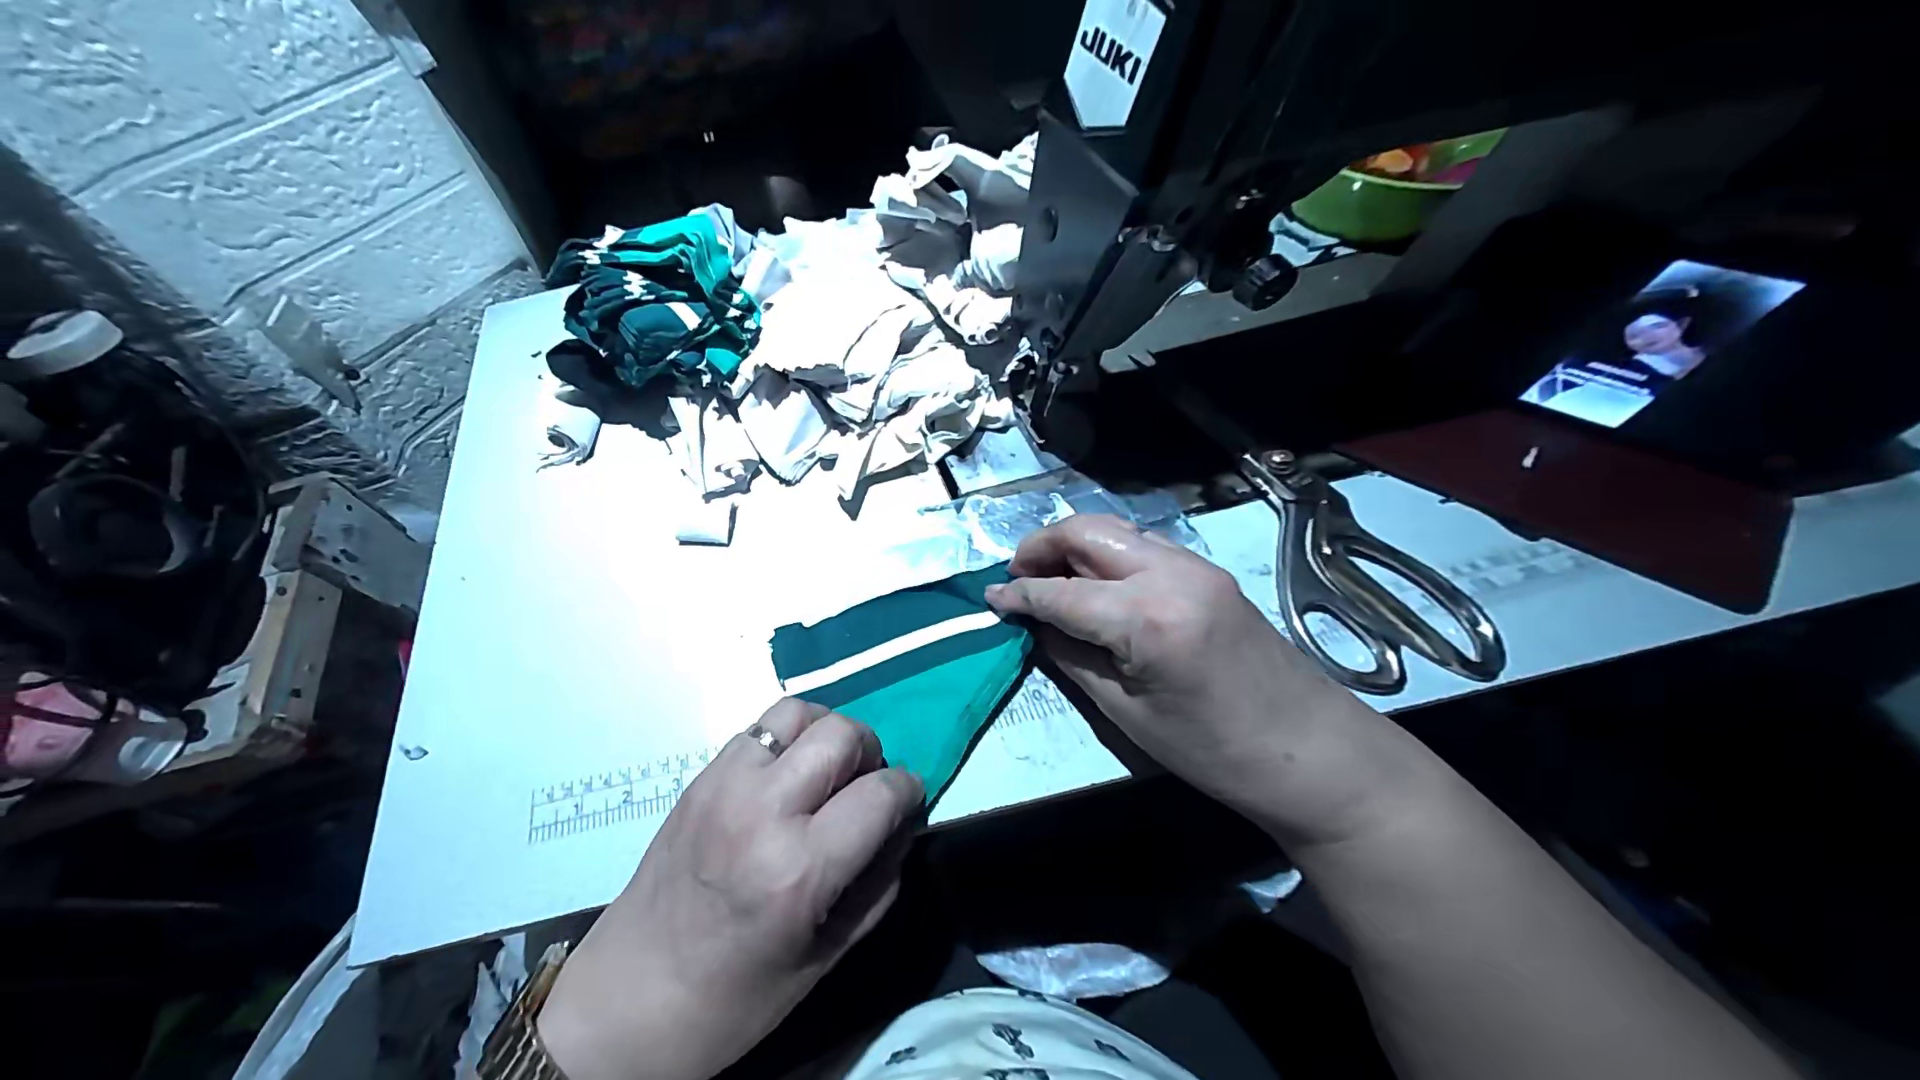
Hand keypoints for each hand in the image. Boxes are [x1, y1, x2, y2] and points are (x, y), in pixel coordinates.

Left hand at [537, 700, 922, 1079]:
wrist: (628, 999)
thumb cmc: (735, 997)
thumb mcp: (828, 956)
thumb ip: (879, 881)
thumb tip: (902, 822)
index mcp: (799, 870)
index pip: (881, 793)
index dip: (908, 790)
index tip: (907, 801)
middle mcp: (762, 811)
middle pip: (843, 734)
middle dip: (871, 753)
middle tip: (864, 785)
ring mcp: (725, 785)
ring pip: (799, 712)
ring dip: (827, 734)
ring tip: (825, 770)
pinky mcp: (700, 777)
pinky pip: (760, 726)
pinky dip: (788, 739)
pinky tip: (786, 775)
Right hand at [984, 515, 1413, 847]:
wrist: (1309, 751)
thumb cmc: (1212, 751)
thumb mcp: (1126, 713)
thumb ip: (1072, 657)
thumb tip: (1035, 625)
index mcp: (1145, 618)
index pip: (1060, 592)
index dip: (1018, 595)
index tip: (989, 599)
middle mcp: (1169, 573)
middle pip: (1085, 531)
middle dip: (1040, 547)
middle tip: (1016, 577)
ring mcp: (1195, 565)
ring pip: (1115, 531)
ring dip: (1074, 546)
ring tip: (1050, 579)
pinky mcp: (1208, 571)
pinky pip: (1143, 546)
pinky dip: (1108, 555)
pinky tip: (1097, 584)